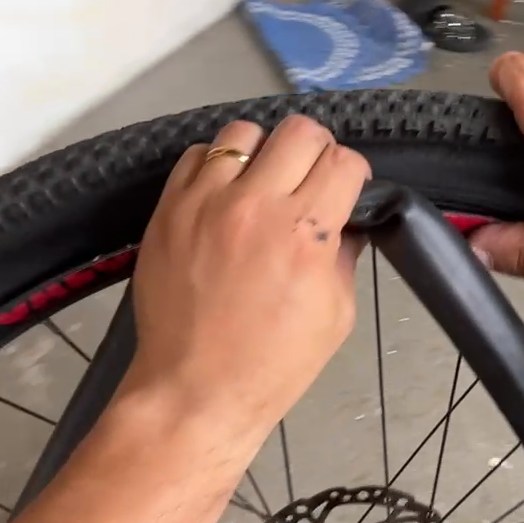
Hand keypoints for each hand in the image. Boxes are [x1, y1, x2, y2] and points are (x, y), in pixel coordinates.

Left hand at [118, 115, 369, 445]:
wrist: (196, 390)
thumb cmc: (272, 364)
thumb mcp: (336, 315)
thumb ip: (344, 256)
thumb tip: (344, 223)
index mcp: (307, 235)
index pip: (344, 162)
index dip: (354, 173)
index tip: (348, 188)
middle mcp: (257, 207)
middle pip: (301, 131)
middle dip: (318, 150)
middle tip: (312, 178)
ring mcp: (206, 203)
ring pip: (245, 131)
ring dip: (265, 151)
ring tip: (264, 182)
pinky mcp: (169, 210)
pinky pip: (197, 155)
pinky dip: (219, 165)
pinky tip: (225, 193)